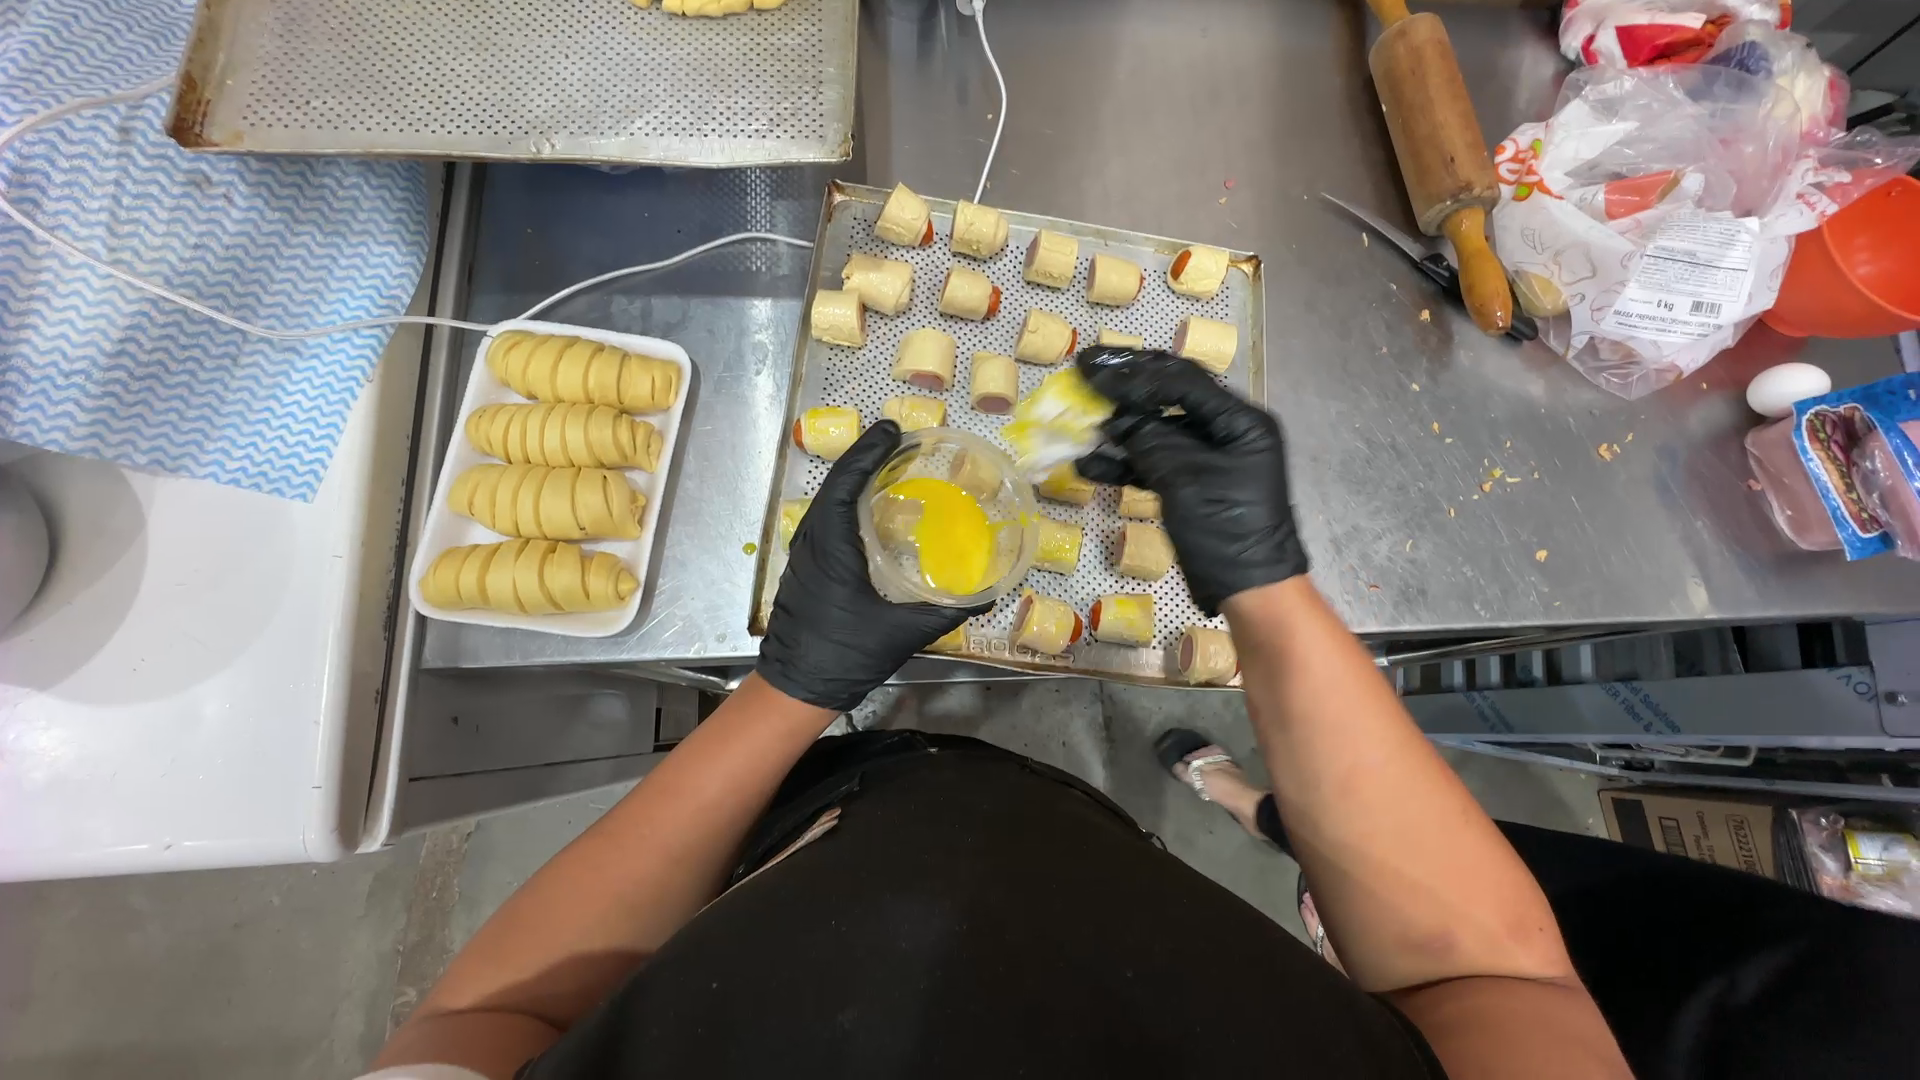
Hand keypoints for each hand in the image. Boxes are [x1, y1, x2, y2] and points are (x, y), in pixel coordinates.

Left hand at [757, 420, 976, 711]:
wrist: (797, 686)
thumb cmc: (845, 655)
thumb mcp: (901, 633)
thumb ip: (945, 612)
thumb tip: (986, 596)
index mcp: (831, 544)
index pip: (847, 481)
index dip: (870, 451)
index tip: (894, 429)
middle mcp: (812, 539)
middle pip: (837, 483)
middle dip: (866, 457)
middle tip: (900, 442)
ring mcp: (804, 553)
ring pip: (829, 501)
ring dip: (856, 478)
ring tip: (889, 466)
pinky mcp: (805, 566)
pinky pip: (827, 519)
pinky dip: (849, 502)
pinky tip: (871, 510)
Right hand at [1073, 348, 1307, 613]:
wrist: (1247, 589)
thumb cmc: (1227, 529)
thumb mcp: (1187, 479)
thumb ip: (1150, 441)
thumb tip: (1115, 421)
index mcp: (1239, 420)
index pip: (1182, 380)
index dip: (1133, 371)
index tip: (1090, 367)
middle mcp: (1226, 430)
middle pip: (1168, 397)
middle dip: (1124, 389)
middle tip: (1083, 375)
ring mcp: (1208, 457)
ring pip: (1156, 430)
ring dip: (1118, 428)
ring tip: (1080, 422)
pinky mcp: (1191, 483)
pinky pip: (1153, 462)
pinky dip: (1123, 463)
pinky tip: (1088, 465)